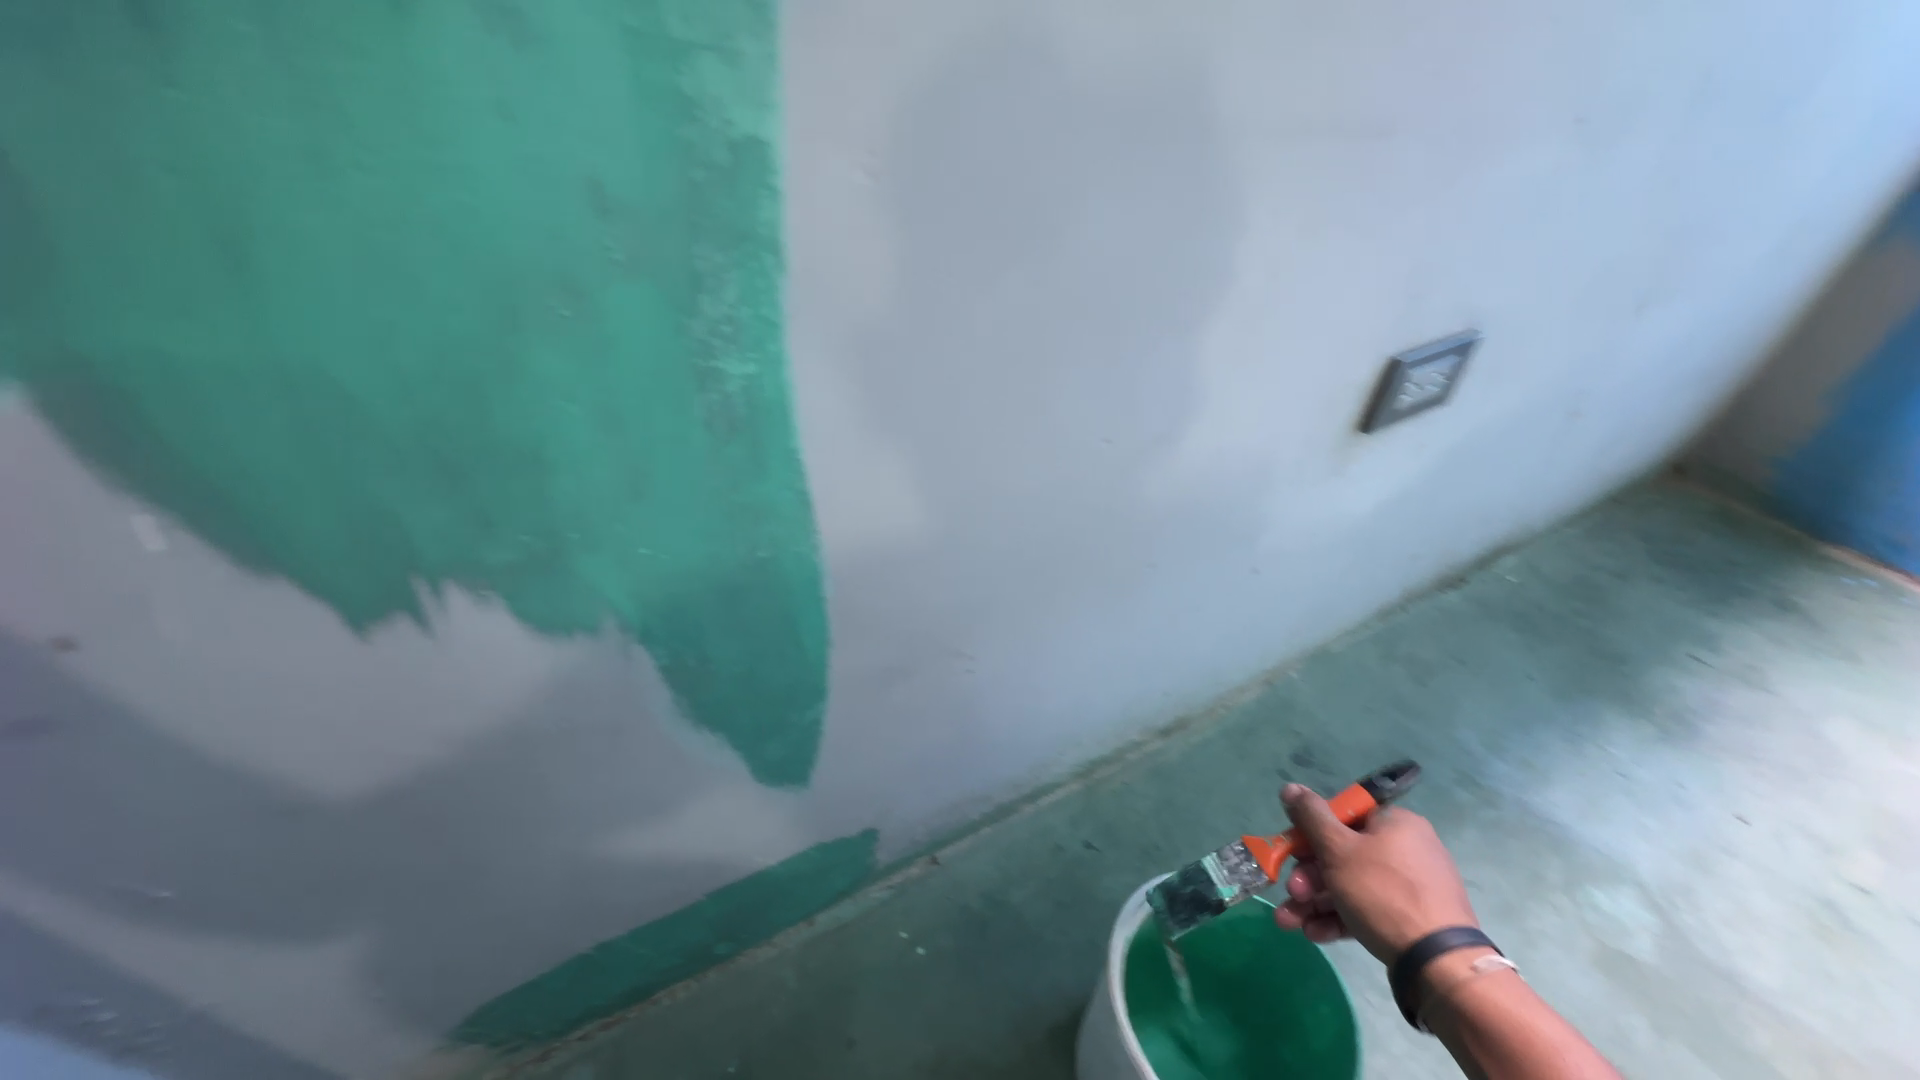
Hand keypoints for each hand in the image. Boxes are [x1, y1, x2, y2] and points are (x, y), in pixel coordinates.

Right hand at [1270, 782, 1478, 963]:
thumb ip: (1310, 816)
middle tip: (1291, 893)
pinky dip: (1338, 918)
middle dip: (1308, 878)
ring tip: (1289, 923)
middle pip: (1342, 855)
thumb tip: (1290, 788)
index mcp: (1394, 823)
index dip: (1311, 833)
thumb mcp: (1337, 849)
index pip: (1343, 817)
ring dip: (1314, 902)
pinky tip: (1315, 934)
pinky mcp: (1409, 919)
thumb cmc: (1382, 892)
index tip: (1291, 853)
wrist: (1438, 961)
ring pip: (1349, 886)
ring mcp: (1410, 887)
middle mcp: (1405, 849)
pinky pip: (1366, 909)